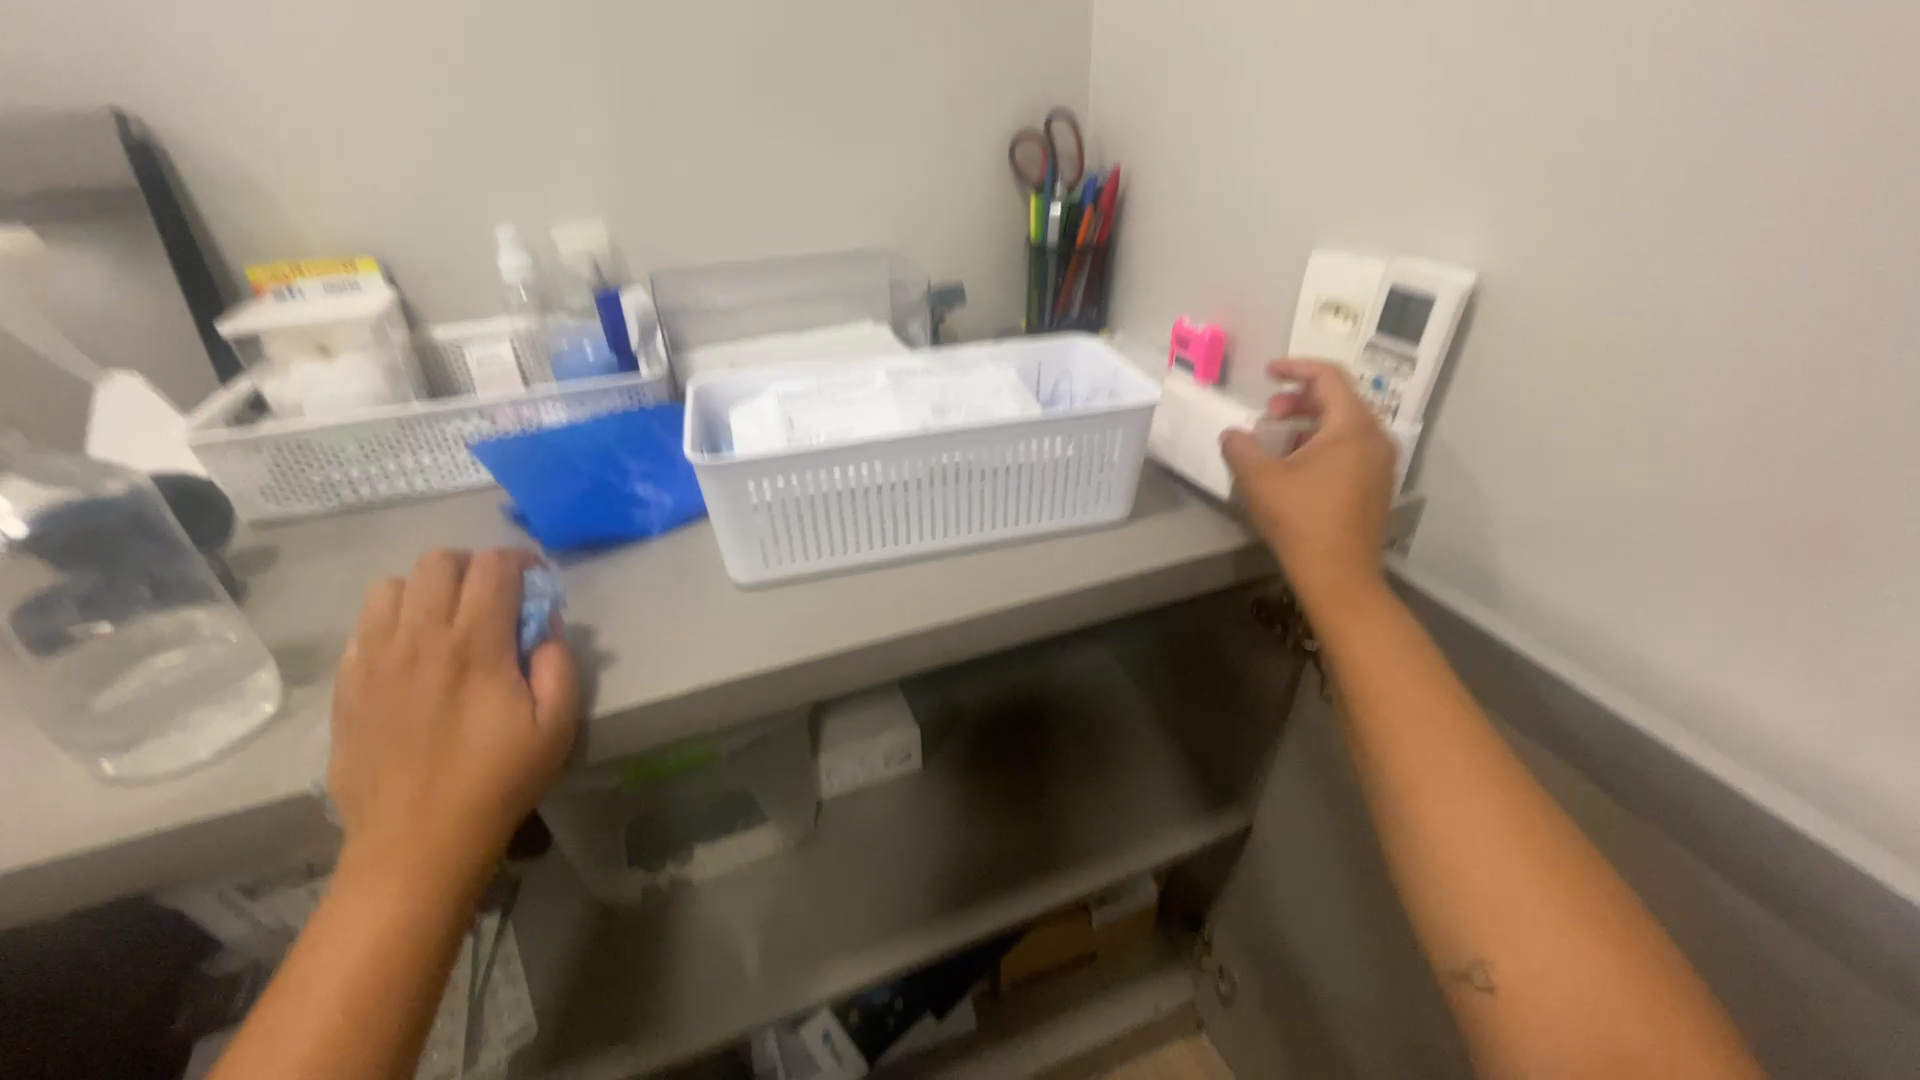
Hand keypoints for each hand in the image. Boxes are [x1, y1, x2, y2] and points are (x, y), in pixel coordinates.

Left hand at [328, 548, 580, 888]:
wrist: (416, 840)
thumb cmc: (498, 781)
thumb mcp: (556, 726)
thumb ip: (559, 663)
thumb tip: (544, 625)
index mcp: (475, 645)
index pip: (494, 567)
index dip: (521, 562)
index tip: (537, 582)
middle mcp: (419, 638)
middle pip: (439, 562)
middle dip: (474, 567)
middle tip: (494, 599)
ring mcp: (374, 659)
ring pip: (393, 584)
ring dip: (427, 590)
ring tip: (448, 621)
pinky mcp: (346, 683)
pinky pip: (364, 625)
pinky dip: (393, 621)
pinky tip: (413, 654)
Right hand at [1221, 360, 1396, 607]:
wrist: (1338, 576)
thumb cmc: (1301, 521)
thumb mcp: (1260, 479)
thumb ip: (1240, 448)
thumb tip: (1232, 435)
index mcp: (1352, 426)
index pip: (1328, 377)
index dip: (1295, 367)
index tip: (1268, 373)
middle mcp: (1375, 438)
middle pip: (1339, 400)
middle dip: (1299, 399)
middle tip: (1268, 413)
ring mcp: (1381, 464)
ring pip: (1344, 426)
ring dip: (1308, 424)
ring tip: (1276, 442)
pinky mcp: (1376, 486)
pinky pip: (1350, 449)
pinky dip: (1322, 445)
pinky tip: (1294, 468)